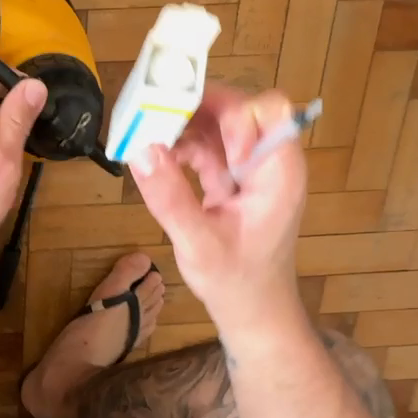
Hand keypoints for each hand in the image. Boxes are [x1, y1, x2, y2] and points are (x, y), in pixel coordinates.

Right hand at [129, 87, 307, 333]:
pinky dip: (181, 145)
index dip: (227, 111)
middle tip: (153, 115)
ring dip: (183, 124)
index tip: (185, 123)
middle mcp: (269, 161)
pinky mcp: (232, 178)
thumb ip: (170, 198)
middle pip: (238, 110)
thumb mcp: (198, 243)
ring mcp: (250, 169)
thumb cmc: (235, 282)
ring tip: (147, 134)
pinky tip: (156, 156)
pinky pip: (208, 146)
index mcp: (277, 172)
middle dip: (196, 107)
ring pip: (219, 124)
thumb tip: (140, 150)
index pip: (266, 112)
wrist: (252, 310)